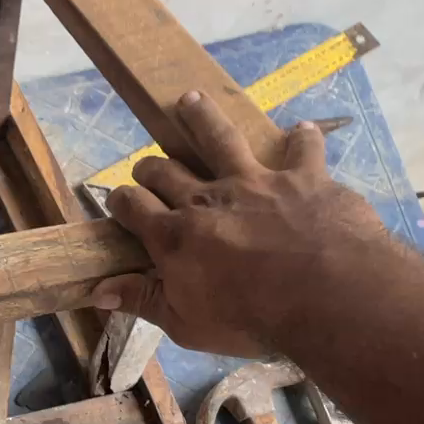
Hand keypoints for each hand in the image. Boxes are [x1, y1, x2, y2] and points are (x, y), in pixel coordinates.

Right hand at [92, 91, 396, 356]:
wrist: (326, 296)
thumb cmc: (249, 319)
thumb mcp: (184, 323)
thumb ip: (142, 300)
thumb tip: (96, 291)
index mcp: (174, 237)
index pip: (133, 207)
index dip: (120, 201)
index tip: (117, 200)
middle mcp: (207, 199)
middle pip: (166, 171)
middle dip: (151, 167)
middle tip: (147, 167)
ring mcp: (255, 182)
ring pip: (219, 139)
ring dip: (200, 118)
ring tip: (189, 100)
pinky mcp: (303, 177)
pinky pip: (301, 149)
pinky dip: (300, 139)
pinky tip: (300, 129)